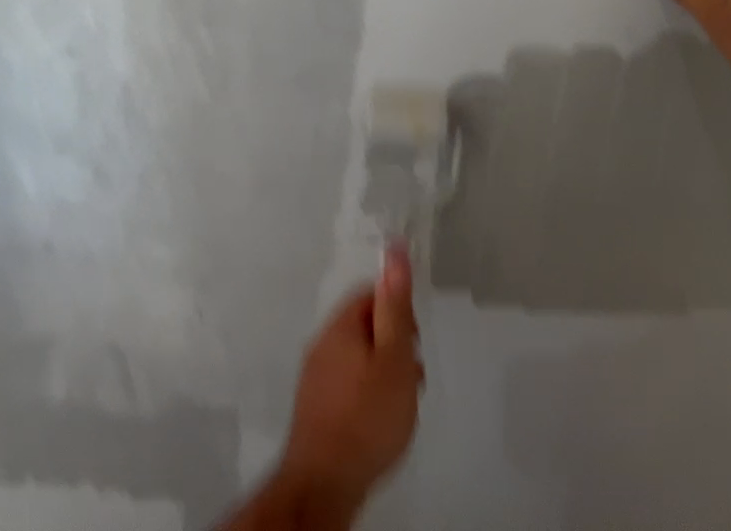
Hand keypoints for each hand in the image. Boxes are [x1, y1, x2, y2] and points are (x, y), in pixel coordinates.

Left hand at [278, 245, 422, 506]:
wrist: (325, 481)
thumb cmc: (367, 415)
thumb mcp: (393, 356)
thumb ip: (395, 306)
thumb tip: (393, 249)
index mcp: (338, 327)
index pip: (370, 294)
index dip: (398, 309)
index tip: (414, 339)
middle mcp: (321, 345)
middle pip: (364, 325)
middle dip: (394, 343)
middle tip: (412, 374)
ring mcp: (315, 376)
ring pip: (359, 356)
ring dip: (385, 370)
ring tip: (402, 401)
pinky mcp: (317, 405)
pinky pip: (348, 382)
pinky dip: (370, 391)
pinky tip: (382, 418)